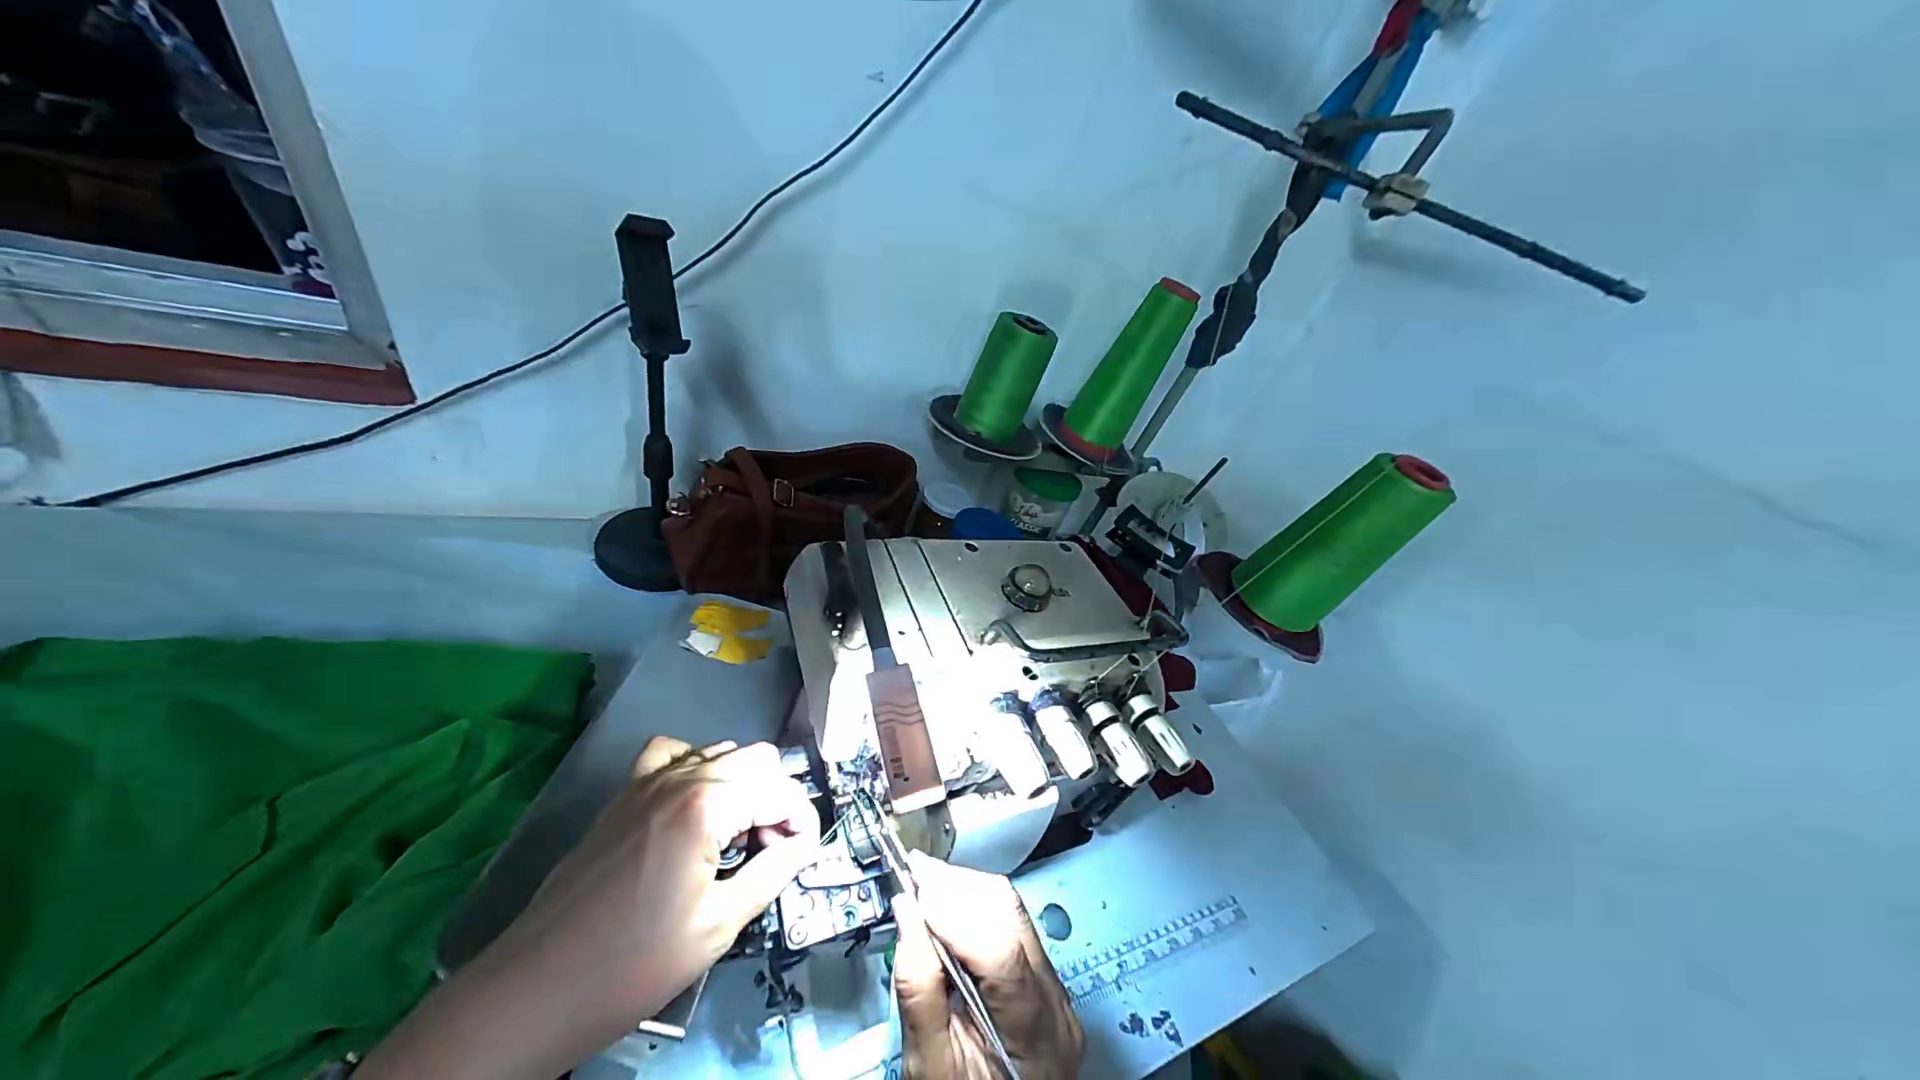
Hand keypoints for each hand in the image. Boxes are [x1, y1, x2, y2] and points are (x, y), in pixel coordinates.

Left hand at [358, 738, 820, 1079]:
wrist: (537, 988)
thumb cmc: (635, 962)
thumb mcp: (721, 923)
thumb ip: (774, 870)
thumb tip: (802, 842)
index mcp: (708, 803)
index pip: (783, 791)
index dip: (803, 822)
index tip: (800, 855)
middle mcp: (681, 776)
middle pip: (758, 758)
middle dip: (776, 796)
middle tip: (767, 849)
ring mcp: (646, 780)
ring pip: (720, 750)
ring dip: (742, 783)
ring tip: (734, 835)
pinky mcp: (623, 795)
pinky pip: (671, 754)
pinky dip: (695, 767)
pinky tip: (693, 806)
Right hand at [894, 853, 1084, 1079]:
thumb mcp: (930, 1072)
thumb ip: (919, 993)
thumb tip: (906, 915)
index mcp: (1036, 1036)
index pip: (1002, 954)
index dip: (955, 913)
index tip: (914, 890)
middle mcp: (1057, 1001)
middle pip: (1011, 916)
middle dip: (956, 887)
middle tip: (911, 873)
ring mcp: (1055, 986)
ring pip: (1012, 908)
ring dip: (964, 889)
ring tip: (923, 885)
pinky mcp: (1043, 977)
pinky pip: (1011, 922)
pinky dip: (974, 904)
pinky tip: (946, 906)